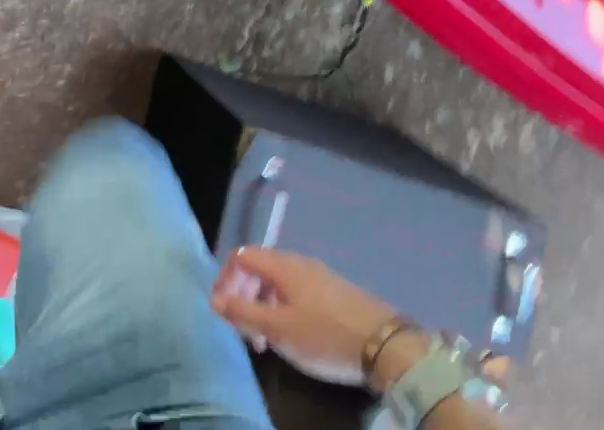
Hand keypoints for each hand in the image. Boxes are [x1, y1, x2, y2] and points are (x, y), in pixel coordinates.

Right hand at [210, 246, 396, 384]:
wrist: (389, 347)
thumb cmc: (326, 336)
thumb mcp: (278, 329)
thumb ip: (243, 312)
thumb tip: (214, 299)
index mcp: (282, 266)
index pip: (241, 256)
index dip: (225, 278)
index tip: (223, 309)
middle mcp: (299, 263)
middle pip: (258, 268)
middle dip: (244, 296)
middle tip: (245, 331)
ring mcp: (320, 277)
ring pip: (278, 283)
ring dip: (264, 306)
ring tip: (268, 340)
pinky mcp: (336, 293)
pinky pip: (298, 292)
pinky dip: (285, 309)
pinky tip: (295, 335)